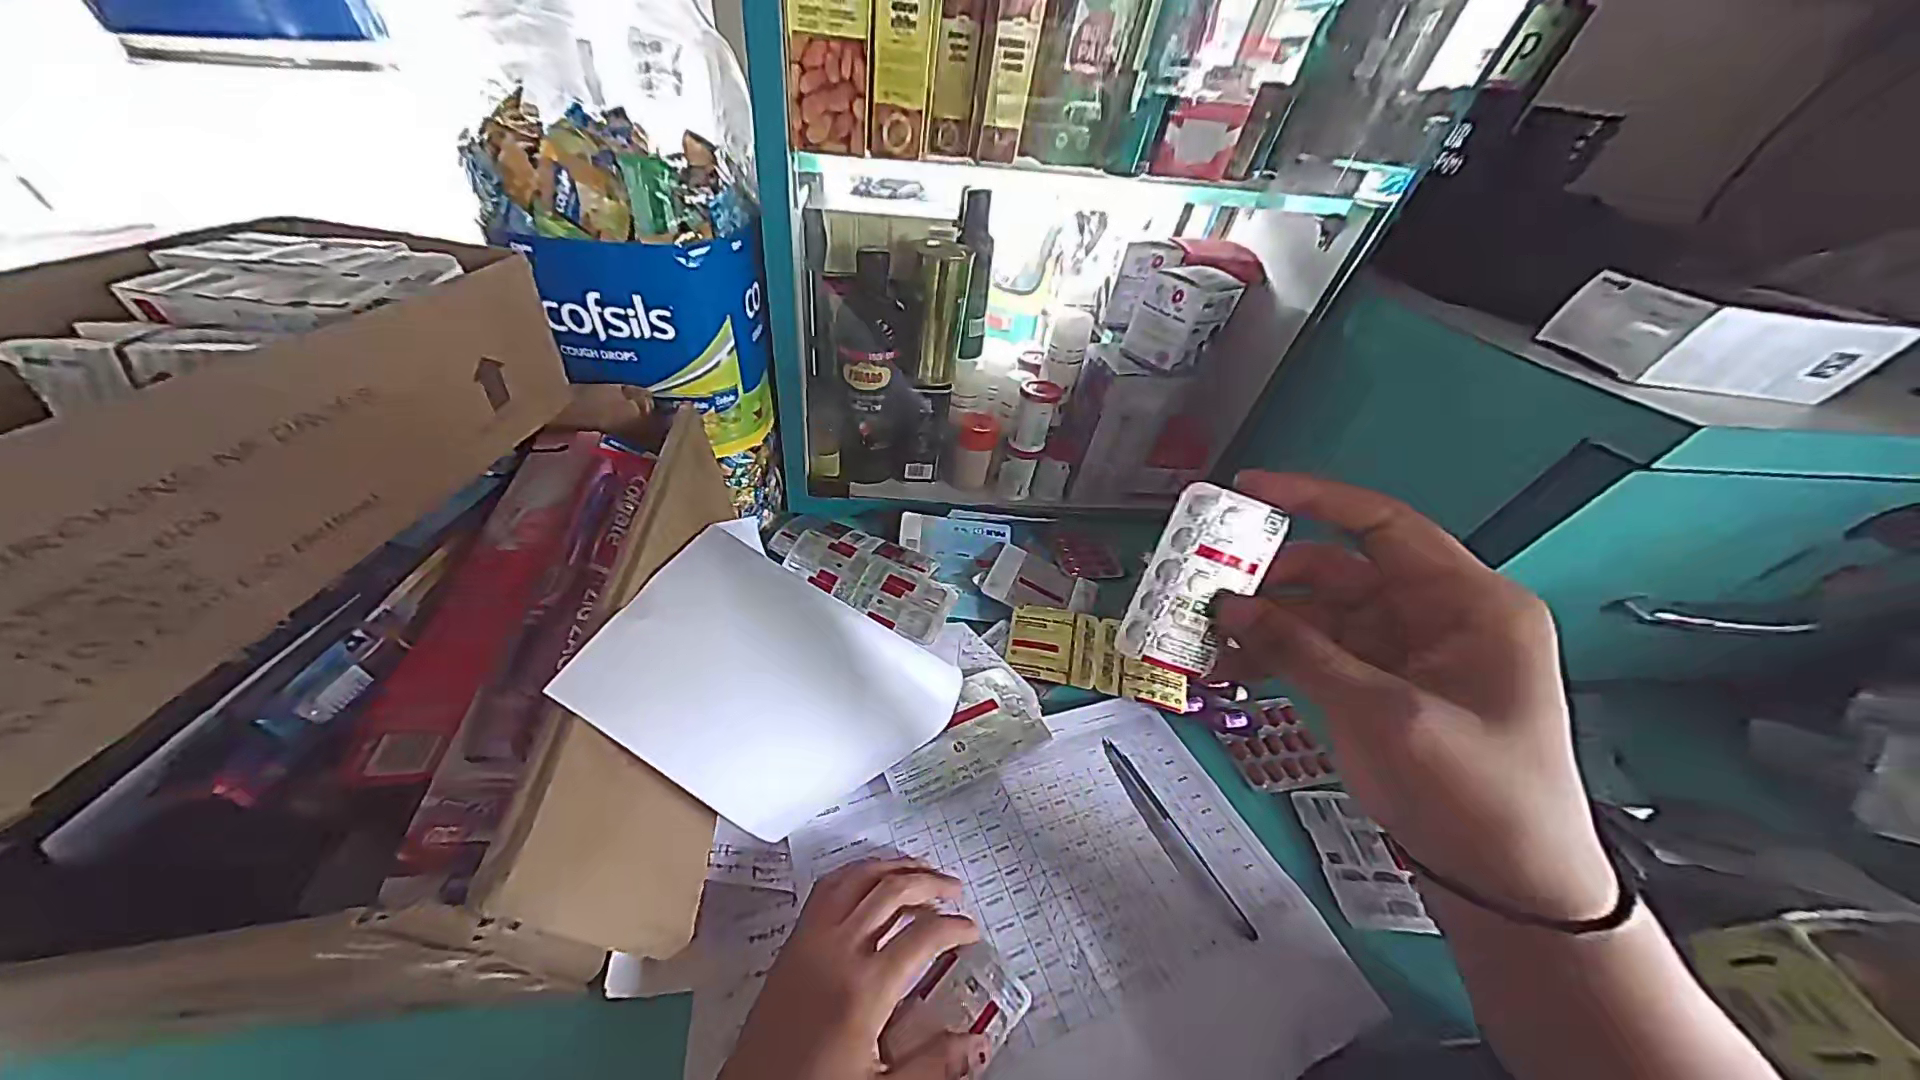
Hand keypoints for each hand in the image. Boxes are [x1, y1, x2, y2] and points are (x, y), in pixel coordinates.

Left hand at [719, 859, 989, 1079]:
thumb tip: (975, 1045)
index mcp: (864, 989)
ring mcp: (813, 938)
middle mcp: (838, 950)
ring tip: (919, 870)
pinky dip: (858, 870)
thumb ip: (932, 1065)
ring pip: (861, 876)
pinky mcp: (795, 939)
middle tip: (952, 889)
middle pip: (894, 890)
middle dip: (930, 882)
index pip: (923, 936)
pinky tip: (870, 876)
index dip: (954, 926)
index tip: (968, 930)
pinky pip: (829, 884)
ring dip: (895, 866)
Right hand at [1210, 472, 1615, 921]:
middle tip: (1205, 585)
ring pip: (1312, 614)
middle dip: (1268, 578)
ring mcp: (1395, 651)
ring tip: (1206, 634)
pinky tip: (1229, 667)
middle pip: (1333, 572)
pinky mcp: (1369, 683)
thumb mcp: (1386, 714)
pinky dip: (1269, 655)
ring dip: (1260, 622)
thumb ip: (1303, 652)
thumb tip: (1229, 606)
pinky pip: (1309, 651)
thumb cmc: (1476, 791)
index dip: (1315, 499)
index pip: (1383, 526)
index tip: (1249, 490)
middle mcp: (1429, 615)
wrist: (1505, 883)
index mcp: (1465, 603)